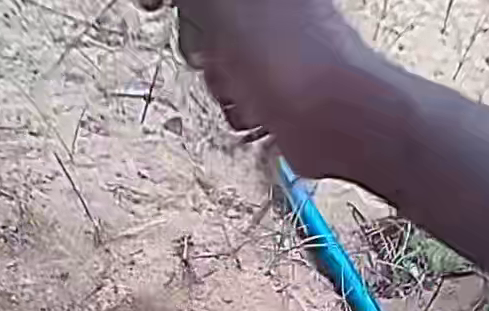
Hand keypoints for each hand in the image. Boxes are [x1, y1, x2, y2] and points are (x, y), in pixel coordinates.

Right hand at [137, 0, 387, 177]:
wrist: (334, 121)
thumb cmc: (287, 58)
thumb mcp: (222, 8)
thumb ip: (193, 0)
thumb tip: (178, 4)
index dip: (176, 5)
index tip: (154, 11)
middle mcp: (268, 6)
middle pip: (202, 20)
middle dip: (200, 44)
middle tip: (215, 57)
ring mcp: (274, 47)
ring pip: (218, 61)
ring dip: (220, 83)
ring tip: (241, 90)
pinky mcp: (276, 89)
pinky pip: (237, 94)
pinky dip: (238, 107)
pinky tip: (254, 113)